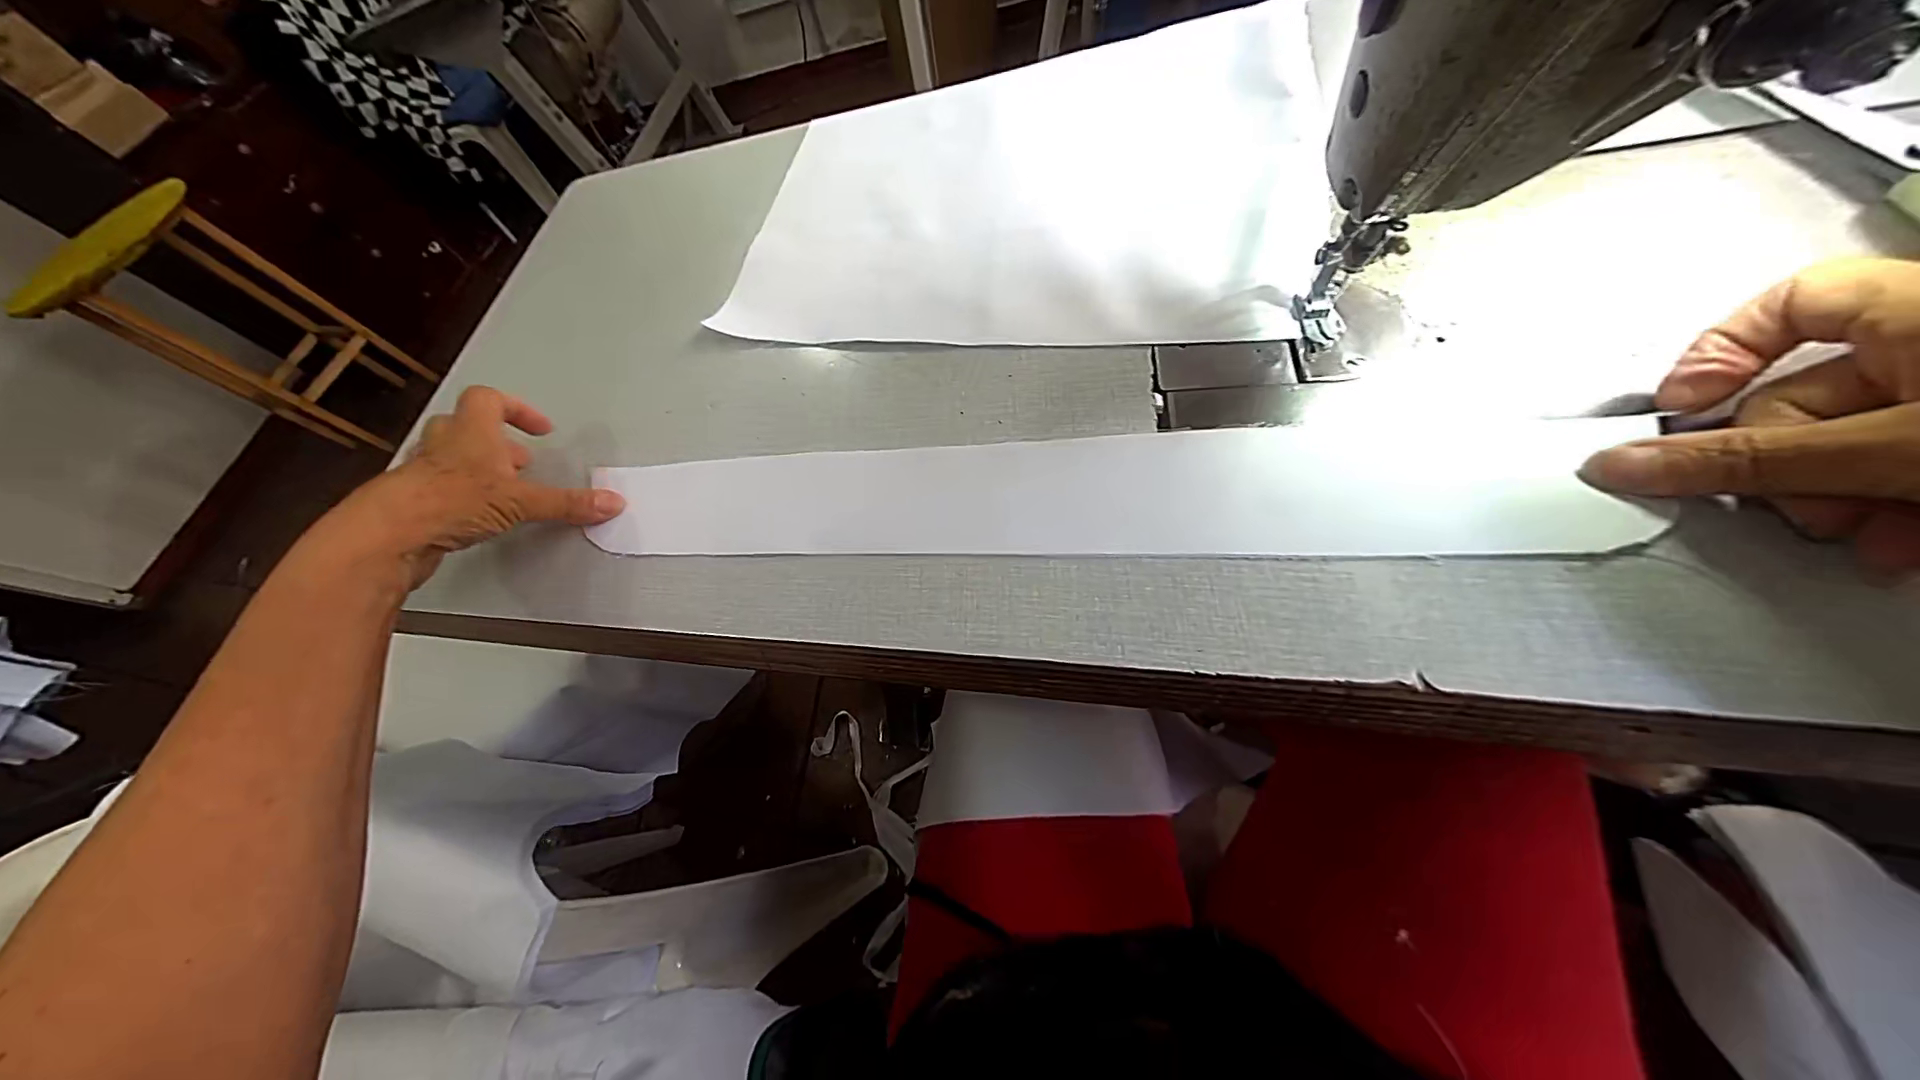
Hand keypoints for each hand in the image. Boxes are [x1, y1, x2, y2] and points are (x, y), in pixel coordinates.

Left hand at [321, 385, 624, 587]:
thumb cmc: (451, 502)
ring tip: (505, 489)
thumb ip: (567, 503)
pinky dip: (463, 494)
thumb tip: (614, 503)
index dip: (517, 409)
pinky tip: (478, 515)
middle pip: (466, 426)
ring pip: (451, 455)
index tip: (541, 430)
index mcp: (470, 433)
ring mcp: (422, 472)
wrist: (386, 537)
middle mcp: (443, 445)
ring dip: (479, 467)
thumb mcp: (521, 502)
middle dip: (498, 442)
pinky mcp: (412, 501)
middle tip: (522, 463)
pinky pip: (441, 486)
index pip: (488, 399)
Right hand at [1579, 257, 1919, 574]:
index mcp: (1918, 306)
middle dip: (1786, 464)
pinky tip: (1905, 536)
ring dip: (1836, 500)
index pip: (1786, 301)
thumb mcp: (1881, 447)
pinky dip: (1890, 509)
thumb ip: (1742, 459)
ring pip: (1844, 444)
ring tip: (1875, 527)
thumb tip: (1623, 463)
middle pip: (1800, 397)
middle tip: (1801, 498)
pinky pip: (1894, 468)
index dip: (1720, 351)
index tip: (1684, 405)